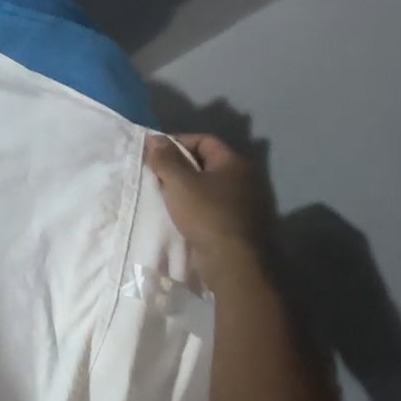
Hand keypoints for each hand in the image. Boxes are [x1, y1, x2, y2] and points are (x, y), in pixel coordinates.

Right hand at [146, 134, 273, 288]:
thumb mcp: (178, 182)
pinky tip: (180, 211)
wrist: (234, 262)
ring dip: (185, 185)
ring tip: (163, 193)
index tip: (154, 153)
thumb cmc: (206, 215)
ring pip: (208, 183)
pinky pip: (213, 202)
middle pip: (206, 161)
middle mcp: (245, 178)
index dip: (177, 141)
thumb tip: (154, 138)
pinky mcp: (241, 221)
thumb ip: (164, 158)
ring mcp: (246, 201)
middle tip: (155, 173)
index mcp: (234, 163)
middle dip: (179, 164)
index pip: (204, 139)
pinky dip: (195, 202)